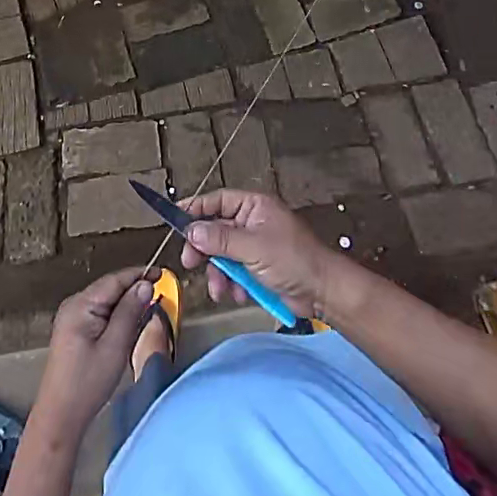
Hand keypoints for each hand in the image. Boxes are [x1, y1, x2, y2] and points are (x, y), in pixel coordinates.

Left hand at [30, 268, 152, 440]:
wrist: (61, 416)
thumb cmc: (86, 383)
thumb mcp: (115, 345)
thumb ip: (130, 312)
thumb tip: (144, 285)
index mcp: (80, 305)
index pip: (114, 280)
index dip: (139, 275)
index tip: (161, 273)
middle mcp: (73, 305)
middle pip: (110, 288)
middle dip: (134, 289)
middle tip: (159, 293)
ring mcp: (71, 317)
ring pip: (106, 300)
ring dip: (127, 303)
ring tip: (148, 308)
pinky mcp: (73, 330)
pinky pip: (100, 312)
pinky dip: (117, 315)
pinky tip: (129, 325)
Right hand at [179, 189, 351, 319]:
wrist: (322, 292)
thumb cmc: (294, 260)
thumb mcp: (253, 247)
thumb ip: (220, 238)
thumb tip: (192, 230)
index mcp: (254, 207)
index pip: (217, 201)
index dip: (195, 208)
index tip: (174, 218)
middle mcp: (252, 222)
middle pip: (215, 229)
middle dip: (204, 248)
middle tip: (190, 262)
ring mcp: (254, 245)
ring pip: (222, 254)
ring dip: (218, 273)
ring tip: (220, 289)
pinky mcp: (257, 267)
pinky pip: (233, 271)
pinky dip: (231, 284)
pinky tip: (239, 294)